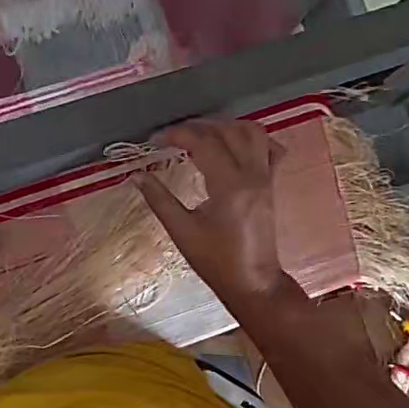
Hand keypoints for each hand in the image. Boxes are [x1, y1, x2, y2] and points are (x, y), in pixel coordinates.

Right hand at [134, 118, 296, 308]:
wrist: (252, 281)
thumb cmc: (215, 261)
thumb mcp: (182, 231)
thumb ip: (159, 199)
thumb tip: (136, 176)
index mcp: (229, 186)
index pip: (203, 143)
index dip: (177, 135)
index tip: (156, 139)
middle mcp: (252, 174)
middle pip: (227, 131)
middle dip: (198, 127)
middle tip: (173, 135)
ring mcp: (266, 177)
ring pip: (252, 132)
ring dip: (225, 126)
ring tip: (201, 134)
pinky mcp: (271, 184)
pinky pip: (270, 149)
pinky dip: (252, 139)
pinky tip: (234, 145)